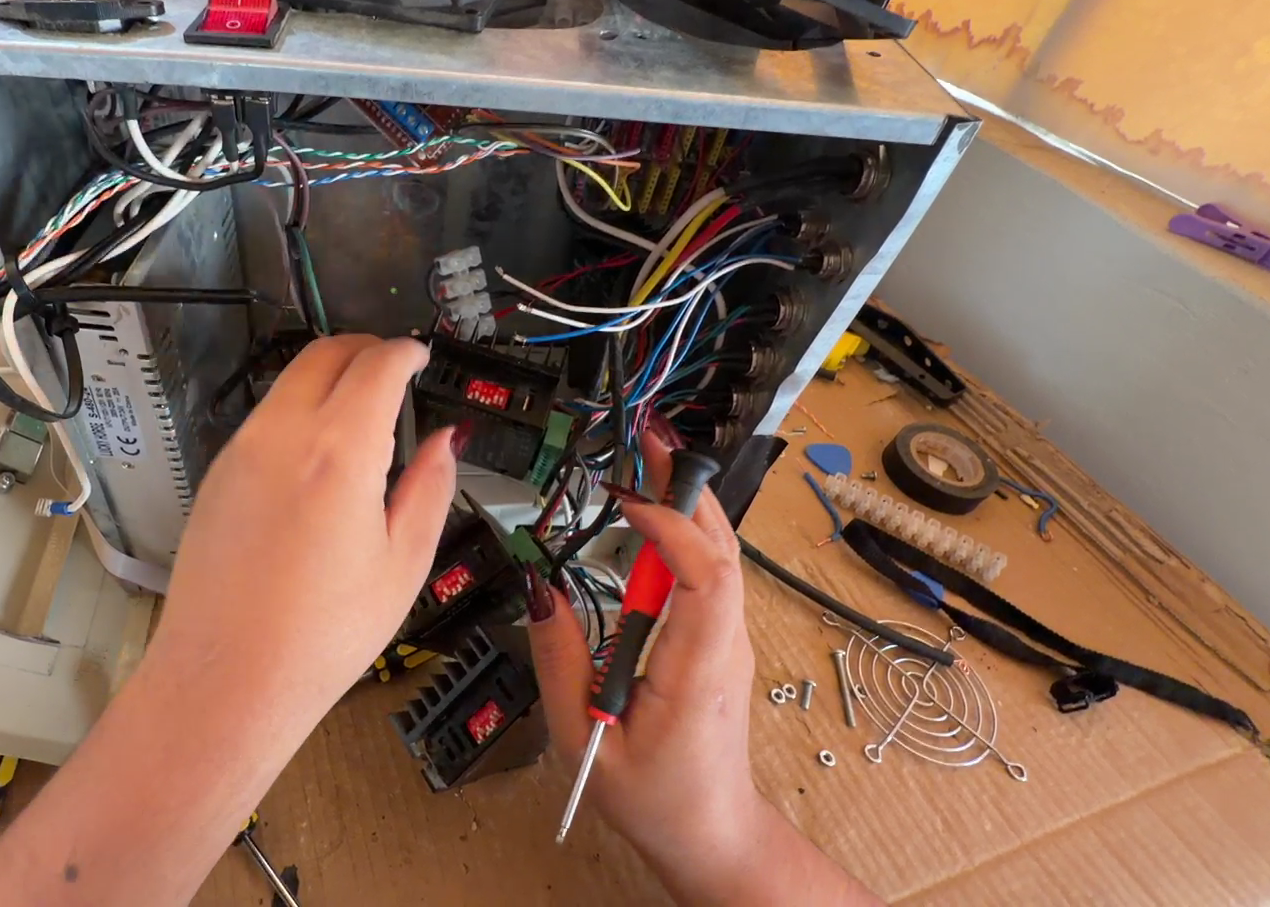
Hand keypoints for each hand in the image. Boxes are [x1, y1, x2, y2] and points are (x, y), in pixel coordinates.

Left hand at [150, 335, 457, 720]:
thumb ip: (430, 486)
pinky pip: (265, 416)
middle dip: (365, 349)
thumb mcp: (402, 564)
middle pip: (324, 354)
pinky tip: (319, 453)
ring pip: (290, 381)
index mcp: (337, 452)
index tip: (419, 356)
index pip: (376, 366)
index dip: (404, 352)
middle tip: (394, 369)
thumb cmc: (319, 636)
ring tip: (361, 413)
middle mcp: (280, 436)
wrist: (224, 682)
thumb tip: (444, 441)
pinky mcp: (217, 474)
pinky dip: (299, 409)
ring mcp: (240, 451)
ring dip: (329, 377)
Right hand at [529, 432, 758, 876]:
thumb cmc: (656, 797)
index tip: (627, 499)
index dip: (672, 528)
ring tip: (648, 454)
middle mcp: (724, 643)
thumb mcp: (582, 739)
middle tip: (646, 438)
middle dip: (686, 484)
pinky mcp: (718, 634)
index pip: (704, 578)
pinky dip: (686, 525)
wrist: (713, 832)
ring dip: (687, 497)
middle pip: (720, 546)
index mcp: (696, 669)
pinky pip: (709, 566)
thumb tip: (540, 586)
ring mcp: (729, 636)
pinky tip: (659, 505)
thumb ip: (558, 658)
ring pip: (721, 550)